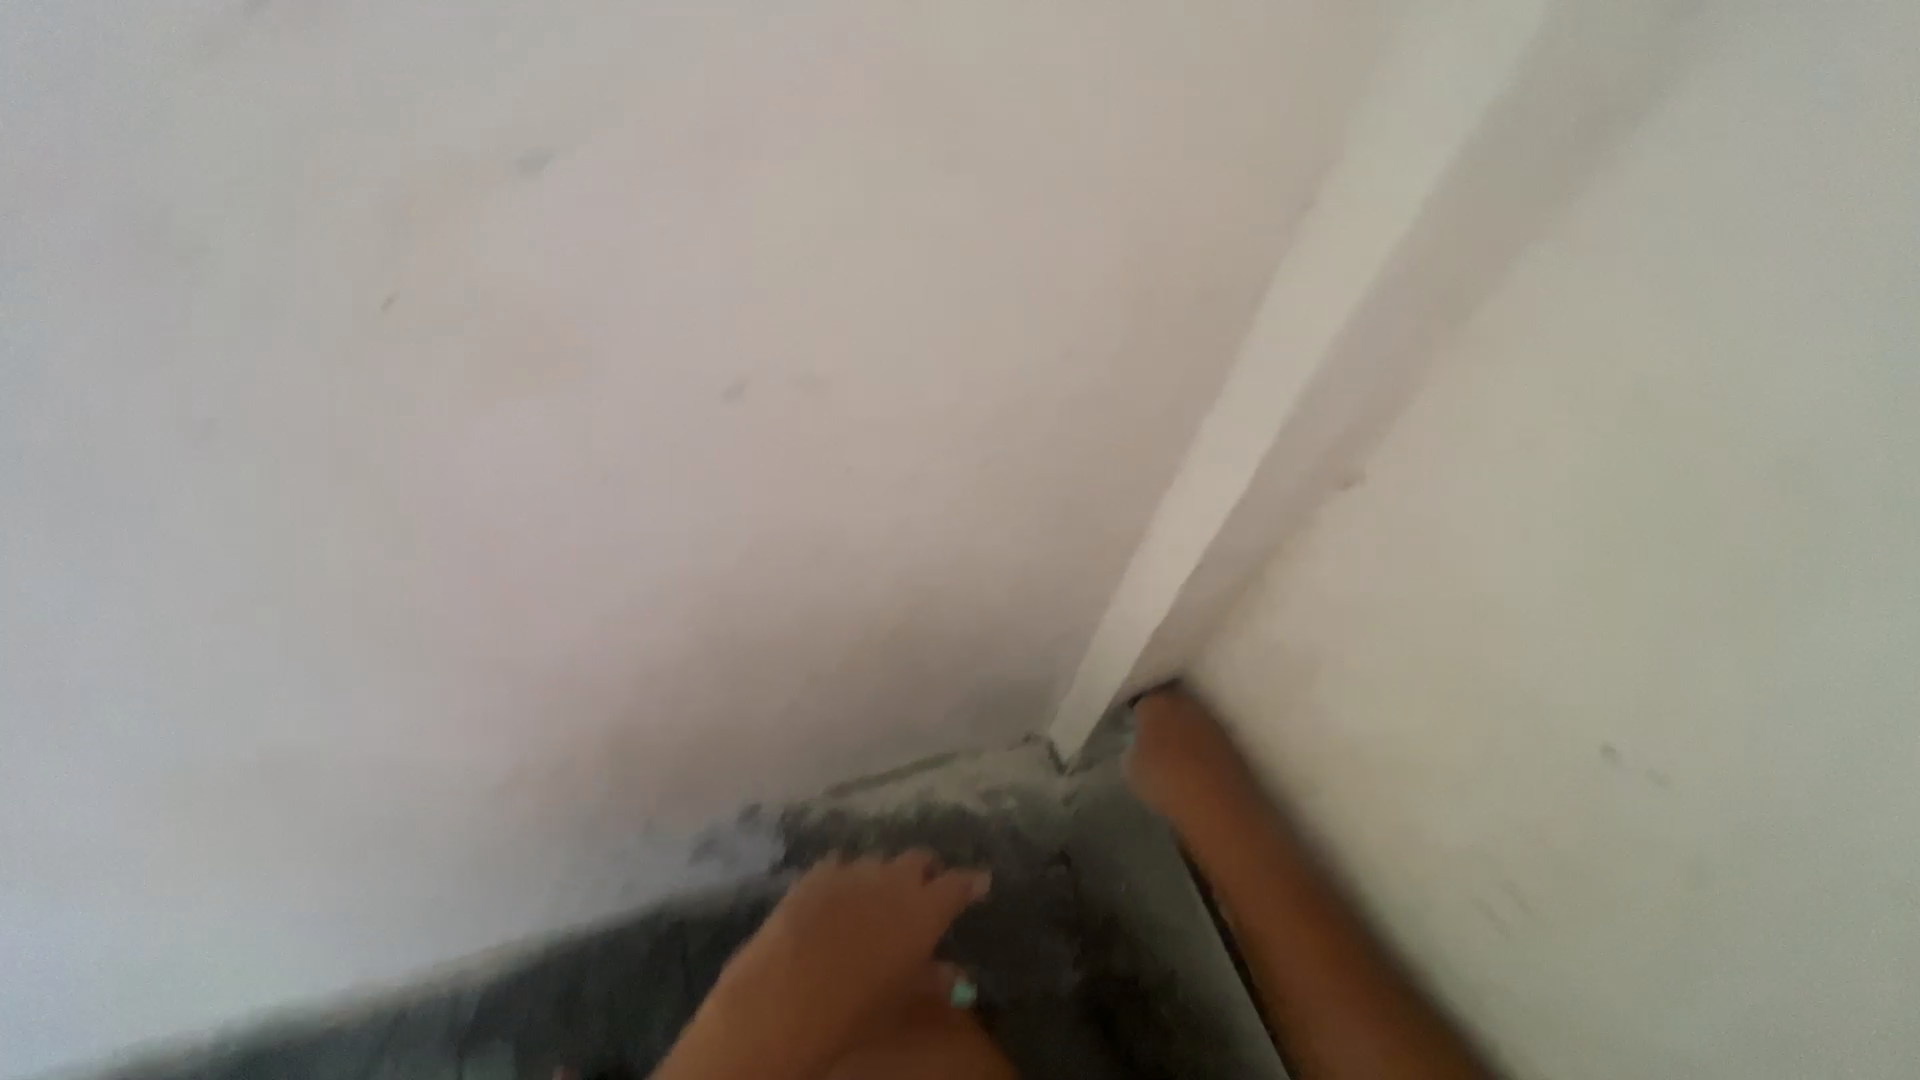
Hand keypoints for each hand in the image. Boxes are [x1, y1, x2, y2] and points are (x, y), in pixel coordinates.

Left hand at [700, 852, 990, 1070]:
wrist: (786, 995)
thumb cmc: (856, 1007)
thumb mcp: (903, 999)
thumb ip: (933, 979)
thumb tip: (956, 975)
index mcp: (926, 908)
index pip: (959, 883)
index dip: (971, 882)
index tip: (980, 882)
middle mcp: (894, 879)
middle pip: (920, 859)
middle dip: (927, 871)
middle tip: (927, 889)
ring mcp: (854, 870)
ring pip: (879, 861)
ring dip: (884, 875)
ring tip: (878, 896)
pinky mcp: (817, 873)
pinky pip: (840, 865)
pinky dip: (846, 877)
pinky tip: (839, 895)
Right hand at [1127, 685, 1263, 823]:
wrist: (1219, 804)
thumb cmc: (1165, 780)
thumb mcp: (1130, 767)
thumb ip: (1132, 747)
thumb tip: (1139, 744)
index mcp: (1157, 701)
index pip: (1142, 694)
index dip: (1135, 708)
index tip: (1130, 722)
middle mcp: (1187, 702)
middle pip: (1170, 701)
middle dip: (1160, 715)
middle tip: (1148, 736)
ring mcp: (1213, 722)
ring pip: (1190, 718)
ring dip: (1182, 731)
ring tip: (1171, 754)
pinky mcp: (1232, 744)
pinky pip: (1206, 739)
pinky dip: (1199, 748)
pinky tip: (1192, 767)